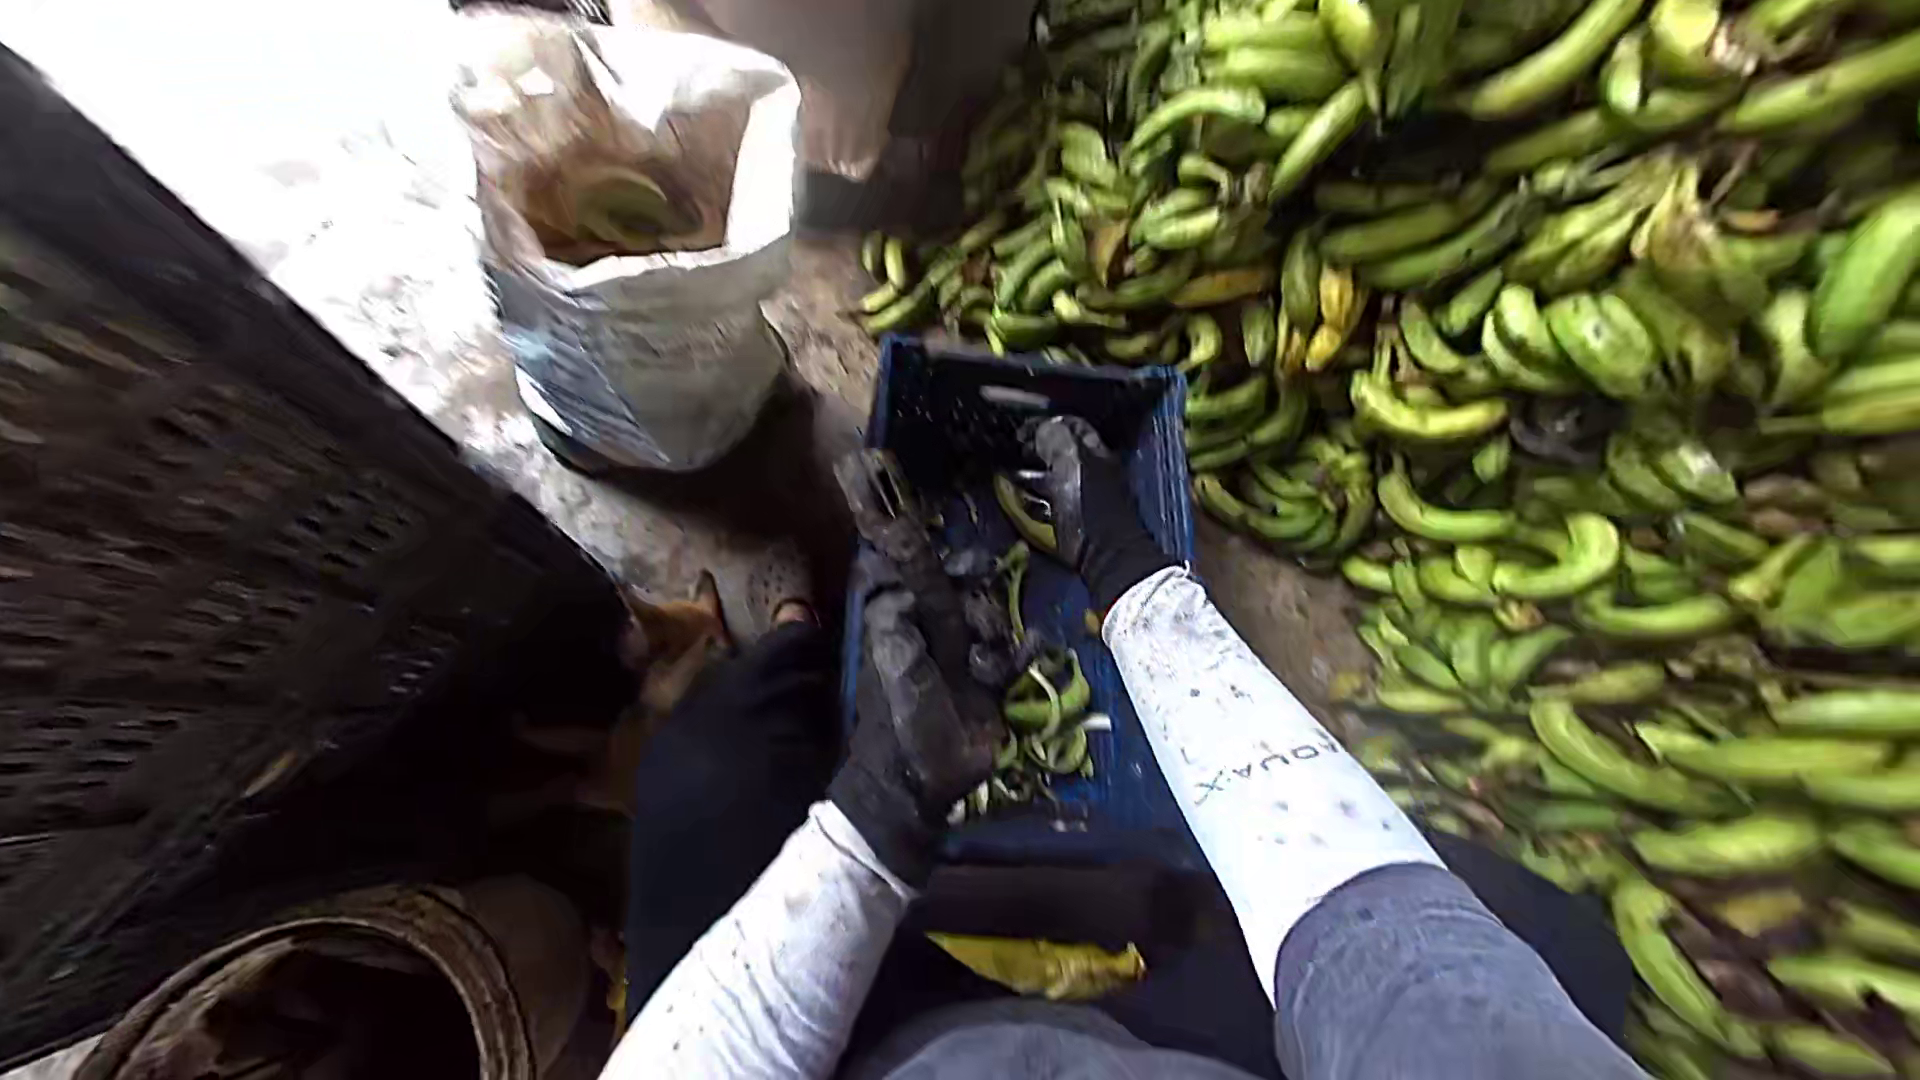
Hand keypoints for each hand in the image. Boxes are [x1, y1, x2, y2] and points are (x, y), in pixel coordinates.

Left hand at [830, 556, 999, 884]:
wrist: (919, 773)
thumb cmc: (899, 709)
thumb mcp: (890, 653)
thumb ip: (896, 611)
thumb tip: (912, 582)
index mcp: (912, 623)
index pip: (938, 581)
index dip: (959, 568)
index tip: (979, 565)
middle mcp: (941, 635)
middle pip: (975, 600)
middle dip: (981, 611)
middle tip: (978, 634)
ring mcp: (969, 660)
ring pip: (997, 627)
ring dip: (996, 641)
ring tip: (984, 669)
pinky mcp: (993, 686)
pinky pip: (1015, 658)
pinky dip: (1024, 652)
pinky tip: (1031, 647)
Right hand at [1027, 417, 1174, 609]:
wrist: (1104, 556)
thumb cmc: (1089, 507)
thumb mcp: (1070, 463)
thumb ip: (1054, 439)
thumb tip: (1036, 429)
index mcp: (1095, 451)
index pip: (1069, 424)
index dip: (1044, 424)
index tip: (1021, 433)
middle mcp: (1091, 470)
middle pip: (1057, 451)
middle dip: (1033, 451)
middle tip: (1012, 454)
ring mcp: (1082, 496)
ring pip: (1050, 477)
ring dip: (1030, 476)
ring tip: (1010, 478)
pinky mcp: (1072, 520)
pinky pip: (1048, 503)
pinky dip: (1033, 501)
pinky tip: (1024, 504)